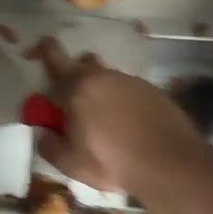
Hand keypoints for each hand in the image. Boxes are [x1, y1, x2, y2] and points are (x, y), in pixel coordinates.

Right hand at [31, 39, 206, 195]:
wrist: (170, 166)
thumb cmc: (113, 163)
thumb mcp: (71, 164)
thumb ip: (49, 145)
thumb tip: (42, 133)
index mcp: (78, 89)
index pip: (55, 58)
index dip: (46, 50)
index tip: (41, 47)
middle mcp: (104, 77)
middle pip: (84, 63)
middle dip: (76, 75)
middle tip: (74, 100)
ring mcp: (132, 82)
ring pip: (109, 77)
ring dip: (102, 90)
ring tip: (106, 118)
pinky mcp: (154, 91)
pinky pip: (130, 89)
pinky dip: (124, 100)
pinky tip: (129, 123)